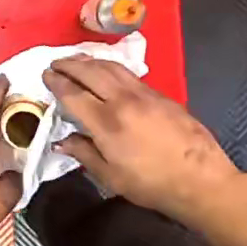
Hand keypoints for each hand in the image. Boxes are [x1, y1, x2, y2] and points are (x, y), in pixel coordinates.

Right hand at [44, 55, 243, 222]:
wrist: (200, 179)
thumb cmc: (152, 184)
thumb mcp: (111, 177)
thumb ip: (84, 153)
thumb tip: (62, 140)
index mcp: (106, 122)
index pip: (74, 94)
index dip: (57, 82)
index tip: (46, 75)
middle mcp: (122, 100)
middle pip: (90, 72)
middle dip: (70, 64)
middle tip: (56, 62)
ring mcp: (143, 93)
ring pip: (111, 67)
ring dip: (90, 61)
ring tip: (77, 61)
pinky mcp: (160, 94)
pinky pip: (128, 73)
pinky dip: (110, 67)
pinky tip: (107, 71)